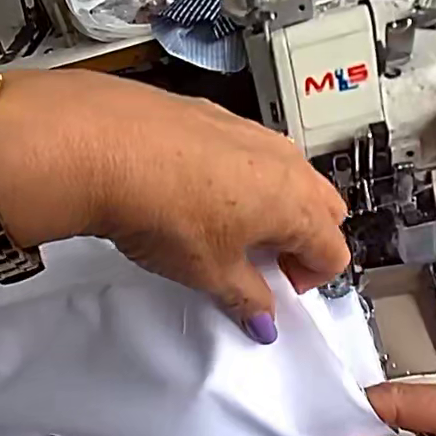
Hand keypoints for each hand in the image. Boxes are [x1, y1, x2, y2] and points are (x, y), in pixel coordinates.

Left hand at [0, 70, 349, 340]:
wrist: (101, 145)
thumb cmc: (163, 208)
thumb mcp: (210, 272)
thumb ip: (247, 299)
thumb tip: (262, 319)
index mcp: (297, 205)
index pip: (334, 252)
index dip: (310, 279)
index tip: (275, 289)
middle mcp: (285, 164)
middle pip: (324, 210)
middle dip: (305, 241)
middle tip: (262, 263)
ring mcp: (253, 134)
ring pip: (289, 178)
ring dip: (276, 208)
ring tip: (228, 228)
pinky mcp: (218, 116)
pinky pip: (251, 153)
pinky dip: (244, 179)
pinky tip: (199, 194)